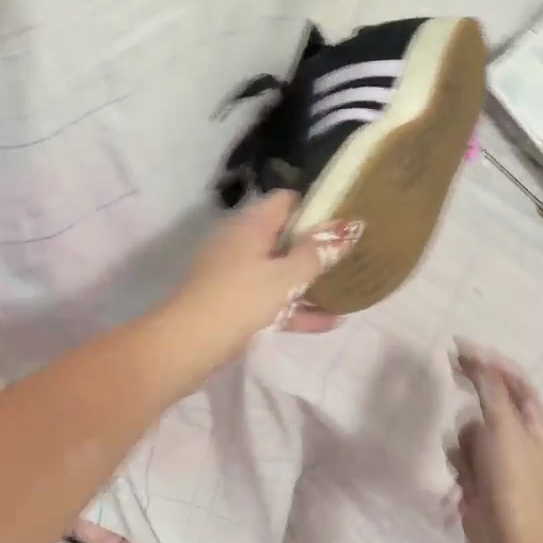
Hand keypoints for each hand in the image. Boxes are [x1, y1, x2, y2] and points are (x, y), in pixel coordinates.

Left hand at [157, 191, 361, 371]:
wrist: (190, 342)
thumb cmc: (240, 299)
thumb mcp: (285, 276)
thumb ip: (316, 253)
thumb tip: (346, 227)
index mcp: (250, 224)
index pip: (285, 200)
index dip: (315, 206)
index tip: (345, 219)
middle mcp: (241, 241)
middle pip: (283, 235)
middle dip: (315, 246)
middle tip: (353, 255)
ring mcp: (235, 272)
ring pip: (278, 269)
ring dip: (309, 279)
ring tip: (348, 287)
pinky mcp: (234, 301)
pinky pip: (272, 297)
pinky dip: (296, 306)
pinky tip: (331, 321)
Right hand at [450, 342, 542, 542]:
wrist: (504, 533)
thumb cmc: (511, 476)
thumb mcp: (504, 425)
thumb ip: (491, 389)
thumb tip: (478, 358)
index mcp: (536, 428)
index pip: (517, 383)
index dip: (493, 362)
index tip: (464, 347)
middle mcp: (519, 439)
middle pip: (493, 401)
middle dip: (474, 391)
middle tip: (451, 366)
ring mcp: (498, 458)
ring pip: (471, 427)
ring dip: (466, 436)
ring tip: (471, 455)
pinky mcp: (479, 474)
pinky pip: (461, 450)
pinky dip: (459, 457)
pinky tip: (463, 472)